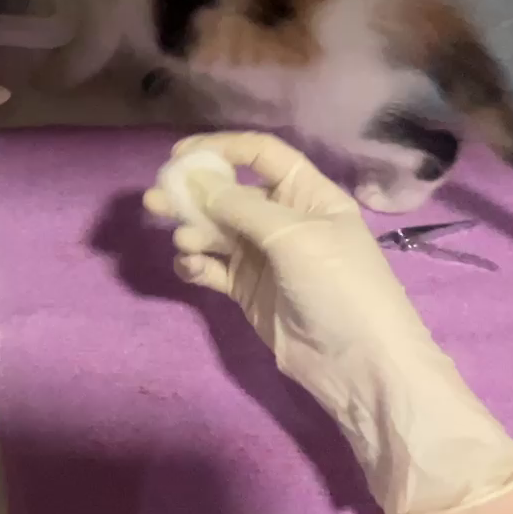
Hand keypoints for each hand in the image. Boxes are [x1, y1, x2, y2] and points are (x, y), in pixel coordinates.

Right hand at [154, 132, 512, 513]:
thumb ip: (240, 206)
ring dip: (190, 231)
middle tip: (154, 200)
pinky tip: (191, 269)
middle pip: (227, 193)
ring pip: (212, 230)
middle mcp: (281, 219)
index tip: (180, 156)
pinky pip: (209, 266)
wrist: (358, 365)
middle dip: (190, 194)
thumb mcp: (293, 236)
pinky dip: (194, 263)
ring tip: (182, 242)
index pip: (261, 155)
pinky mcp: (245, 288)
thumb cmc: (339, 287)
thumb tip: (196, 182)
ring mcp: (261, 255)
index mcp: (307, 195)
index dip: (221, 148)